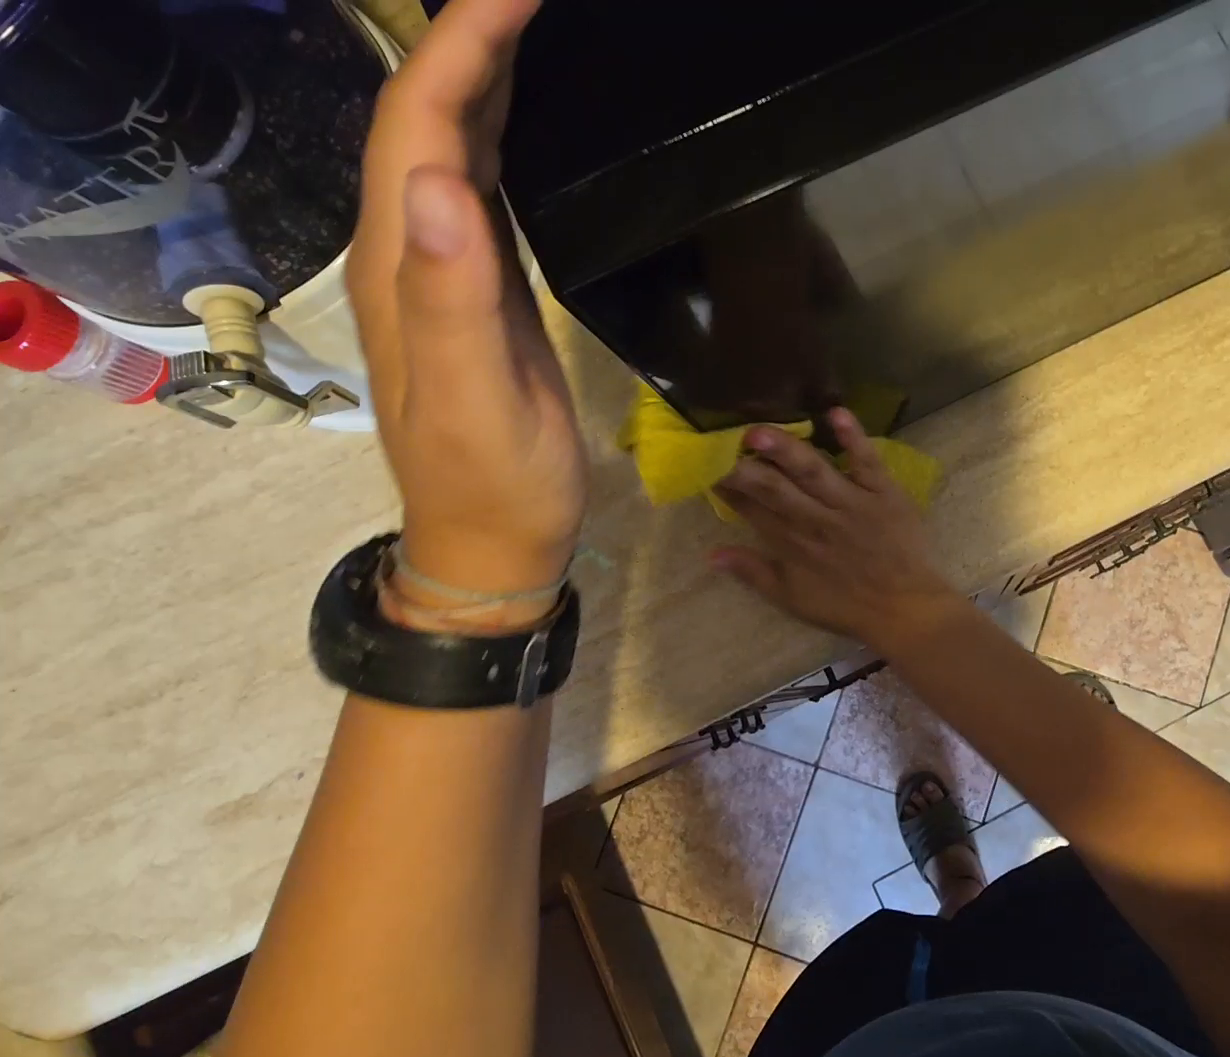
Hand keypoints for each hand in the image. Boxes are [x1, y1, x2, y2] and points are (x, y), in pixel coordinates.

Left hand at [345, 0, 585, 606]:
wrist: (493, 537)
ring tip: (527, 29)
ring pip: (446, 150)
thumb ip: (452, 300)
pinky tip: (523, 122)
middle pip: (422, 122)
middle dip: (466, 41)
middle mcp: (411, 255)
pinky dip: (494, 139)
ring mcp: (442, 274)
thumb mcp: (477, 400)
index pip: (418, 131)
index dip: (458, 49)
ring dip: (477, 80)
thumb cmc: (495, 479)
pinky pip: (476, 193)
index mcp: (405, 269)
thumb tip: (440, 183)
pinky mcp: (478, 294)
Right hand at [710, 410, 966, 649]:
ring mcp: (850, 503)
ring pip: (812, 471)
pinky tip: (836, 412)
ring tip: (759, 432)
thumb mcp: (793, 599)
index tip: (705, 462)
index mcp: (792, 543)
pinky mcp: (883, 493)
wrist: (906, 609)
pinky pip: (866, 461)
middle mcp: (815, 519)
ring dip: (785, 450)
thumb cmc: (848, 606)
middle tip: (719, 441)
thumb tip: (711, 554)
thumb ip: (753, 574)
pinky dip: (853, 437)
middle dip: (744, 465)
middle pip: (773, 487)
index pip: (751, 508)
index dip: (728, 485)